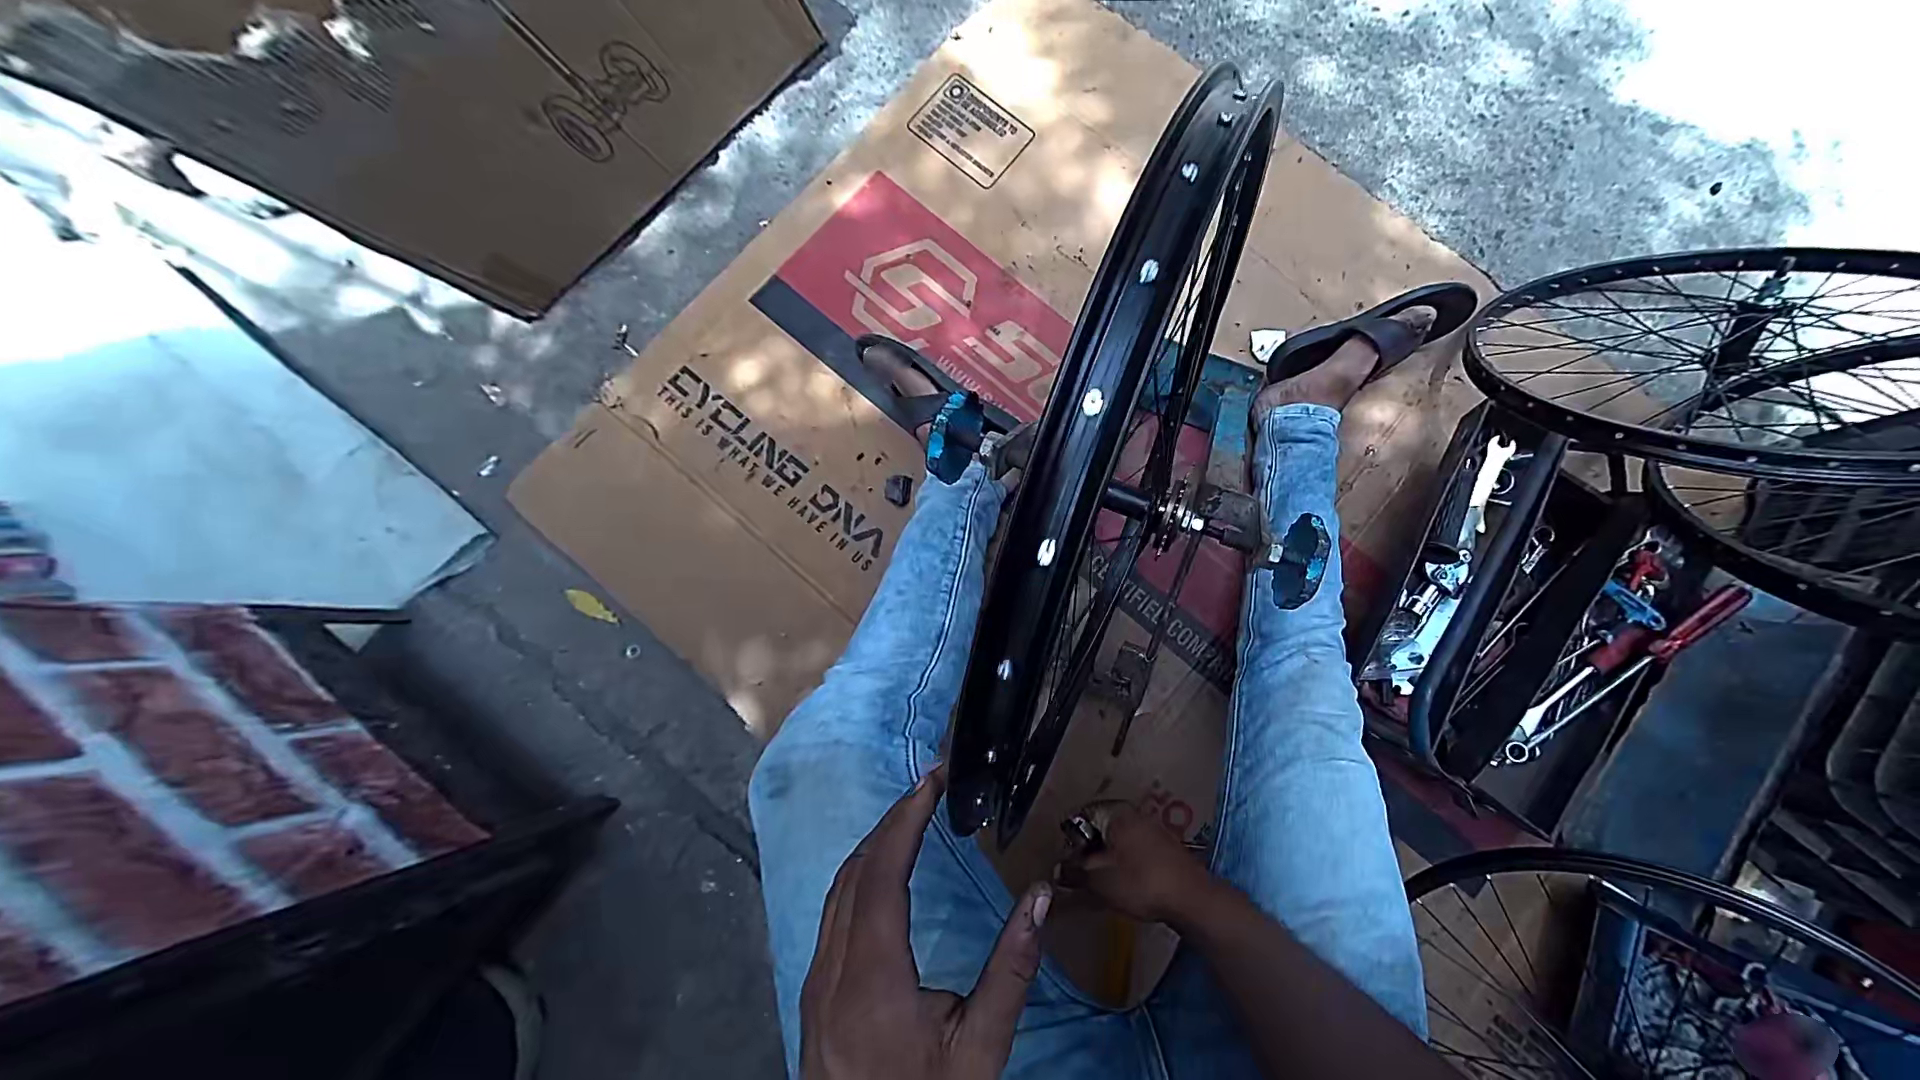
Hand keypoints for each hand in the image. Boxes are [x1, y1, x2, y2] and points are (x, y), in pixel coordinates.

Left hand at [801, 766, 1052, 1079]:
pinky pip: (833, 909)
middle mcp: (833, 967)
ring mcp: (816, 978)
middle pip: (856, 869)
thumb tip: (1038, 896)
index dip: (906, 817)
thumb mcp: (979, 1053)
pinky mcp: (814, 990)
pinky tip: (884, 871)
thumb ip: (1011, 971)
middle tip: (929, 789)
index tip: (932, 782)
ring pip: (839, 886)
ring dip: (874, 843)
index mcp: (871, 975)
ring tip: (912, 817)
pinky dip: (861, 873)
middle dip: (892, 820)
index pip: (883, 870)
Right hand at [1058, 801, 1214, 924]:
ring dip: (1106, 860)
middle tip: (1082, 877)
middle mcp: (1134, 814)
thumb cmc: (1141, 883)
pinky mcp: (1166, 849)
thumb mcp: (1100, 881)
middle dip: (1088, 852)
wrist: (1193, 900)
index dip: (1070, 840)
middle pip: (1100, 829)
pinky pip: (1135, 852)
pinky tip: (1125, 887)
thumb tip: (1058, 869)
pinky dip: (1125, 866)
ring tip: (1101, 886)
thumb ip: (1075, 872)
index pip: (1081, 816)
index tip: (1068, 863)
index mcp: (1115, 813)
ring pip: (1118, 842)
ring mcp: (1153, 830)